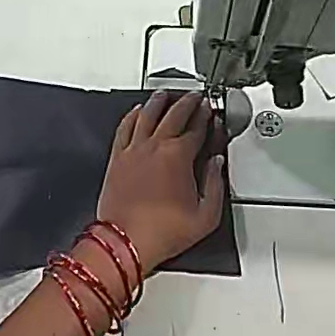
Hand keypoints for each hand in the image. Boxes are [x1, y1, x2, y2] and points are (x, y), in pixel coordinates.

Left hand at [96, 91, 226, 274]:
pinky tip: (136, 111)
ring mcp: (134, 150)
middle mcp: (155, 147)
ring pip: (147, 115)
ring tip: (166, 94)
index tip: (210, 112)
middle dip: (187, 103)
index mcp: (179, 157)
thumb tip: (217, 166)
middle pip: (174, 115)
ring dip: (159, 102)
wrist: (126, 241)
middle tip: (195, 97)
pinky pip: (125, 127)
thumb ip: (216, 185)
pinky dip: (132, 115)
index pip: (197, 128)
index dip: (206, 117)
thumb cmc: (162, 232)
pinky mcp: (117, 158)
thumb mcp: (206, 215)